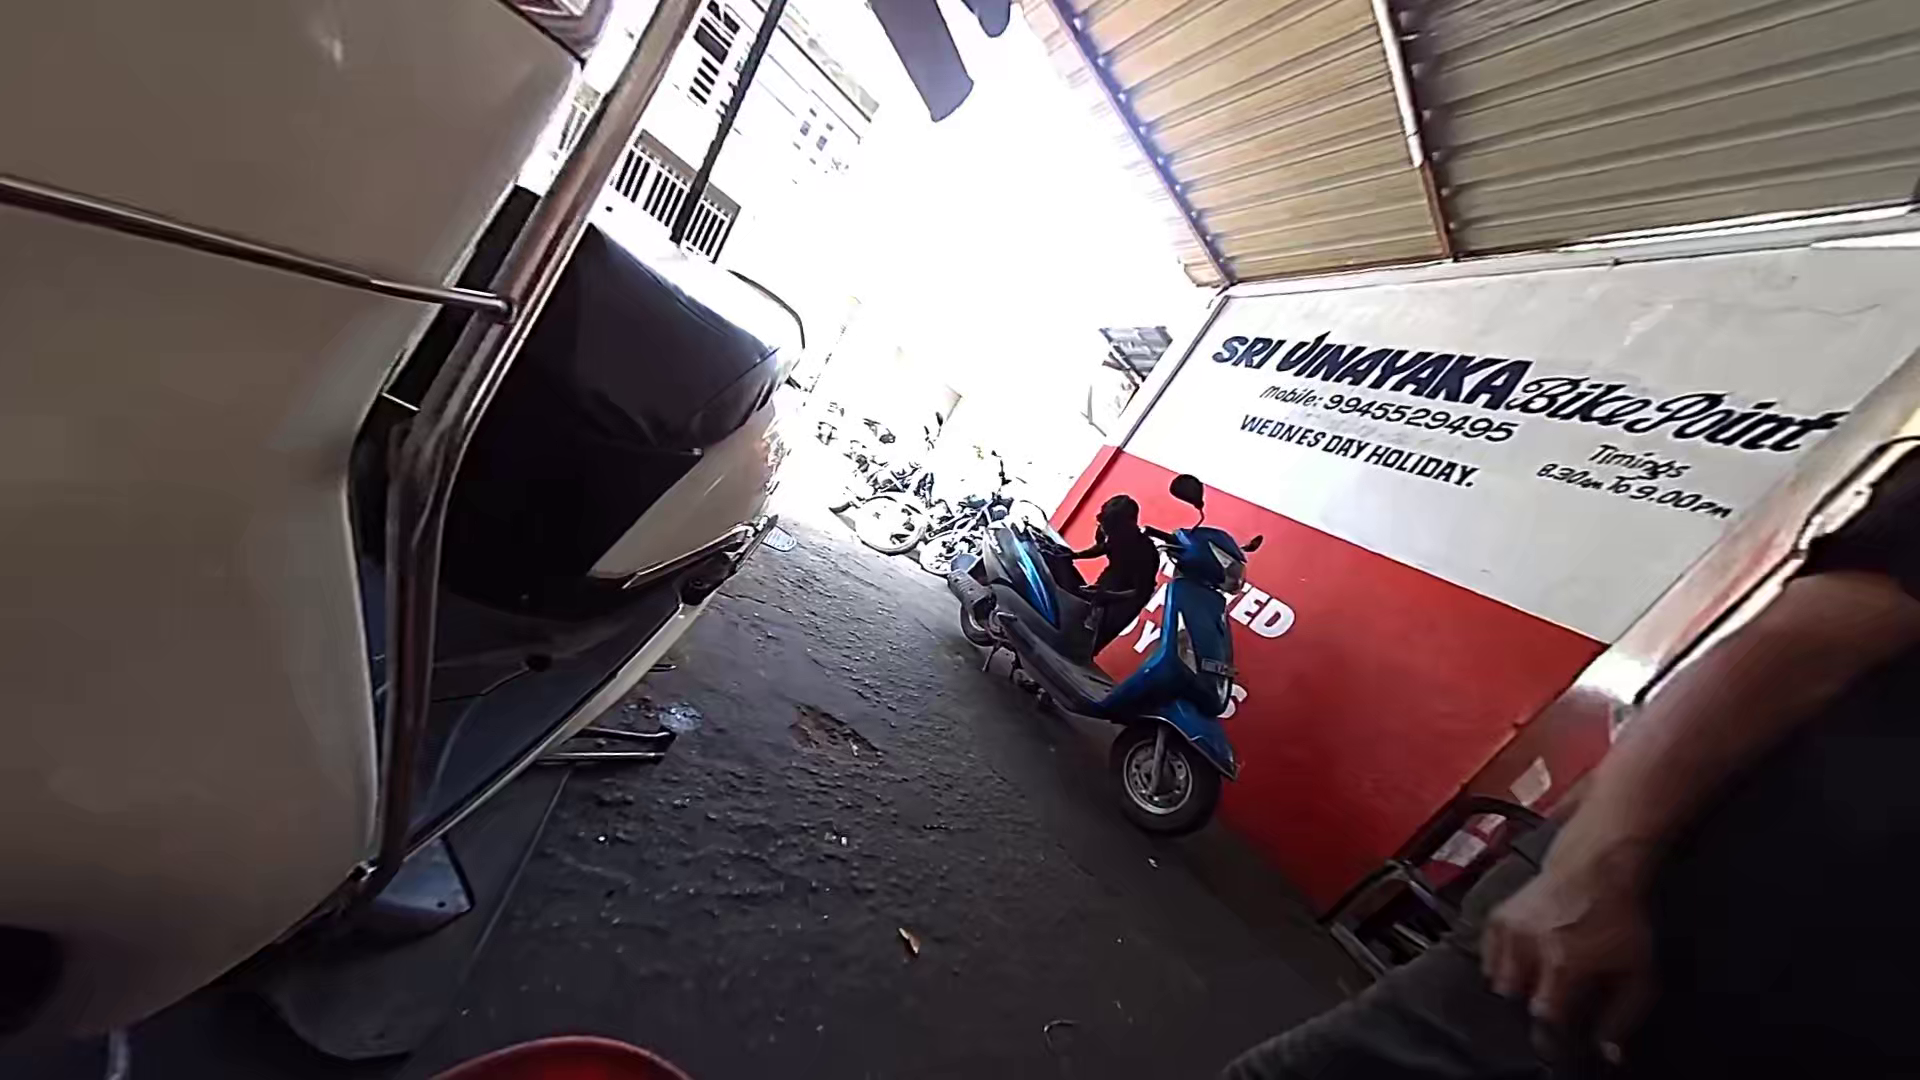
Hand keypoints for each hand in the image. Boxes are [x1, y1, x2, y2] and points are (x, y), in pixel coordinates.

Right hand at [1480, 855, 1654, 1062]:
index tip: (1553, 1051)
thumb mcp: (1638, 977)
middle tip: (1544, 1018)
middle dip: (1525, 1010)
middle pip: (1510, 994)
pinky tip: (1515, 969)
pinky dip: (1497, 965)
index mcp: (1561, 964)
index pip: (1544, 1012)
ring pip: (1493, 973)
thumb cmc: (1619, 926)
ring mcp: (1504, 927)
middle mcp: (1524, 946)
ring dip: (1510, 988)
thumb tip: (1607, 1053)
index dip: (1548, 1037)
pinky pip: (1485, 950)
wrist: (1588, 874)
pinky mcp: (1494, 914)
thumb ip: (1621, 1018)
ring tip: (1529, 994)